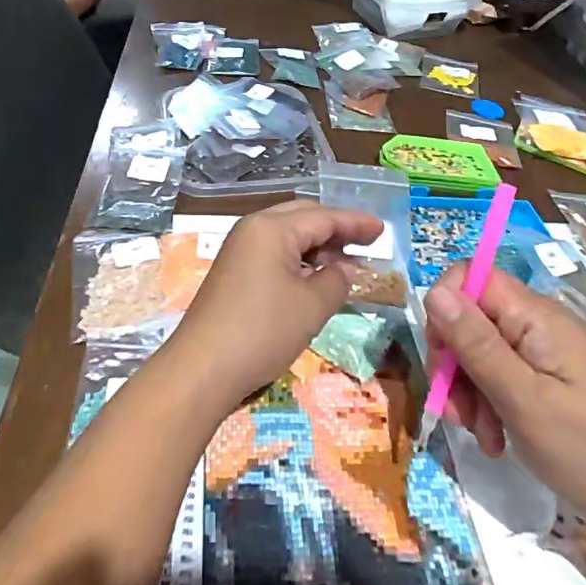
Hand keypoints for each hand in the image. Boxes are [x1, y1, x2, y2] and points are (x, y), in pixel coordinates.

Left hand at [164, 201, 381, 403]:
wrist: (202, 367)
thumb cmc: (263, 331)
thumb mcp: (311, 306)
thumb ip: (337, 279)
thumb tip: (346, 268)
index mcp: (271, 228)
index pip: (323, 216)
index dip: (355, 223)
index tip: (383, 230)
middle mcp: (253, 229)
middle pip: (302, 217)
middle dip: (335, 229)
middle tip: (366, 243)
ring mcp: (239, 249)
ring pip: (287, 235)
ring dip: (317, 246)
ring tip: (347, 264)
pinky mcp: (233, 271)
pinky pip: (274, 252)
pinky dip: (299, 260)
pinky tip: (315, 278)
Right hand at [425, 268, 585, 530]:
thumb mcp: (522, 400)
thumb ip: (476, 343)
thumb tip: (434, 291)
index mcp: (535, 315)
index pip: (471, 275)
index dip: (445, 306)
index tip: (441, 355)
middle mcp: (539, 323)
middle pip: (472, 316)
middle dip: (454, 361)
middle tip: (455, 412)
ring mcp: (547, 351)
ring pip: (482, 349)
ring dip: (470, 390)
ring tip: (482, 437)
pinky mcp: (551, 378)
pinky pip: (504, 374)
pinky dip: (491, 403)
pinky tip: (497, 439)